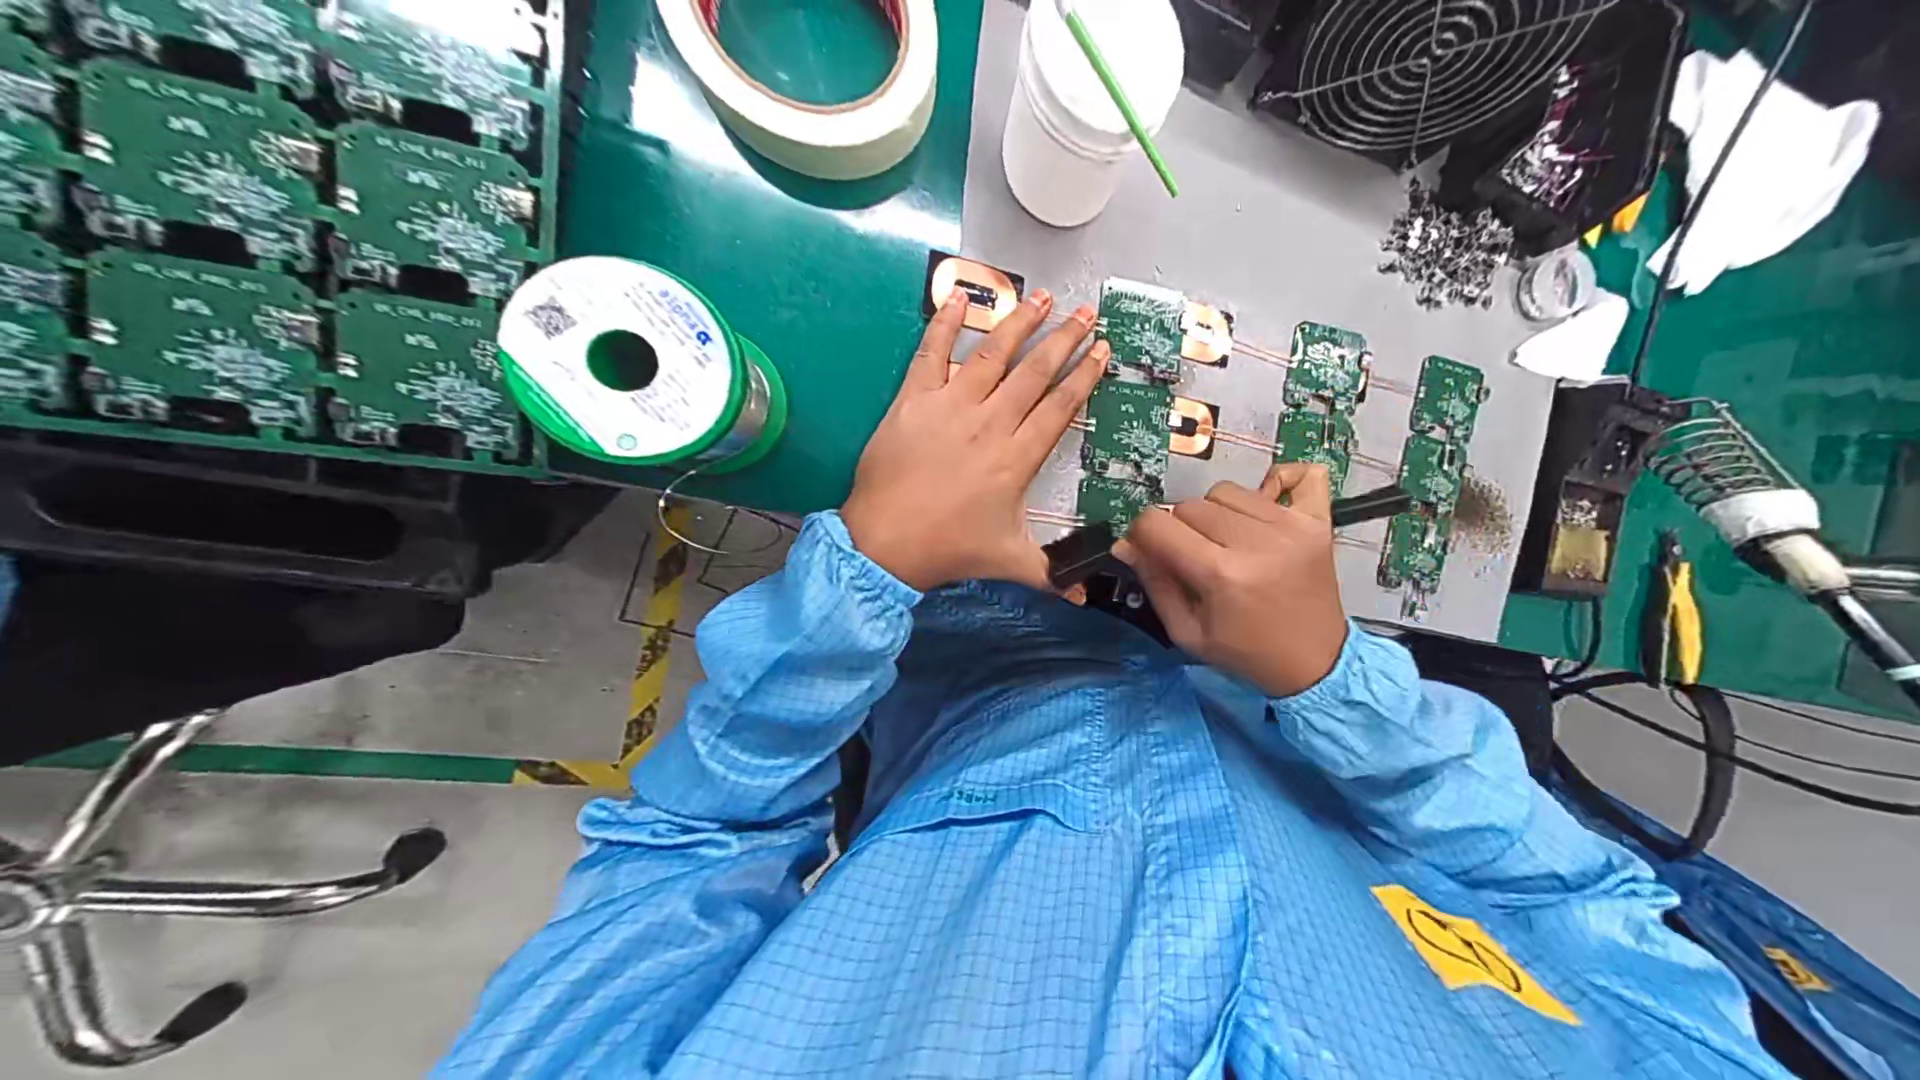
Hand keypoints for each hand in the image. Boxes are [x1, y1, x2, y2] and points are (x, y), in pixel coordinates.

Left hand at [841, 288, 1108, 590]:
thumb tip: (1088, 597)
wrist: (886, 541)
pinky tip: (959, 297)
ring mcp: (950, 407)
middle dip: (1065, 340)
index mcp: (1017, 457)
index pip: (1060, 407)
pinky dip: (944, 323)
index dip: (1084, 377)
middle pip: (1035, 373)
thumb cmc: (948, 549)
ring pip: (993, 355)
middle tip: (1088, 313)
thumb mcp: (1008, 561)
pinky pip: (931, 353)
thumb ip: (1052, 573)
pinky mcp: (913, 400)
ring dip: (1021, 323)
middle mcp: (990, 423)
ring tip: (1045, 298)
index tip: (1103, 352)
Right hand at [1112, 464, 1347, 696]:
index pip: (1157, 523)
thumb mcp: (1185, 631)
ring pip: (1225, 491)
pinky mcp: (1318, 521)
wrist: (1314, 663)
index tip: (1150, 551)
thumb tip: (1125, 543)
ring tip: (1228, 541)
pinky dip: (1276, 482)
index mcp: (1220, 575)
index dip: (1142, 534)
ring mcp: (1291, 527)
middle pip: (1189, 505)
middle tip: (1194, 557)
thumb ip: (1153, 582)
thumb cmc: (1245, 651)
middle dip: (1180, 528)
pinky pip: (1296, 475)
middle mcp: (1257, 543)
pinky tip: (1267, 505)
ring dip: (1217, 512)